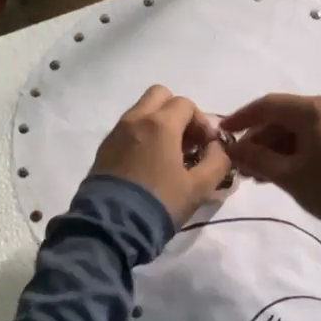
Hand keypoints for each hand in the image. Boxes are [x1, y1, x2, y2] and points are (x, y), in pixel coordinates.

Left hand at [91, 86, 232, 224]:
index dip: (202, 122)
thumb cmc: (160, 202)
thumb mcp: (199, 187)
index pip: (186, 104)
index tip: (207, 147)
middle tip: (186, 141)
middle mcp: (135, 120)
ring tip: (168, 156)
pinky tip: (148, 165)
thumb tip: (217, 148)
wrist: (112, 225)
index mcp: (160, 124)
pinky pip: (127, 130)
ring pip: (141, 111)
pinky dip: (141, 136)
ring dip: (158, 124)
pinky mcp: (103, 149)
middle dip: (177, 112)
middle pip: (159, 96)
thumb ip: (217, 162)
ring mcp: (115, 133)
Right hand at [221, 93, 320, 221]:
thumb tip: (234, 151)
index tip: (223, 132)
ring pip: (302, 128)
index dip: (242, 118)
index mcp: (314, 109)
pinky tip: (285, 170)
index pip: (268, 105)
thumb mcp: (289, 176)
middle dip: (260, 139)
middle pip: (285, 117)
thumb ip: (257, 159)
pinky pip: (318, 136)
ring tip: (261, 174)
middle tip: (243, 164)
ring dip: (278, 147)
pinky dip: (298, 149)